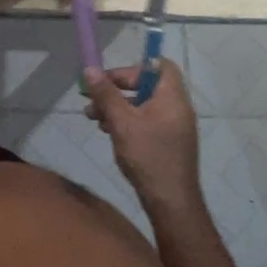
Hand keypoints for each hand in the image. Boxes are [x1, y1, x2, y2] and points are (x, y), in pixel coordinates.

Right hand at [83, 59, 201, 209]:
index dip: (135, 66)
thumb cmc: (148, 155)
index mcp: (172, 97)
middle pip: (146, 85)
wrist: (171, 201)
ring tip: (92, 116)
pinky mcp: (168, 142)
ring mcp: (174, 126)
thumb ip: (106, 94)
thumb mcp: (121, 122)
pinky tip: (108, 131)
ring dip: (117, 107)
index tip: (111, 77)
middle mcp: (177, 108)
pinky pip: (147, 121)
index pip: (160, 65)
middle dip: (117, 89)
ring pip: (143, 105)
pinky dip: (127, 121)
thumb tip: (90, 69)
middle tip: (93, 96)